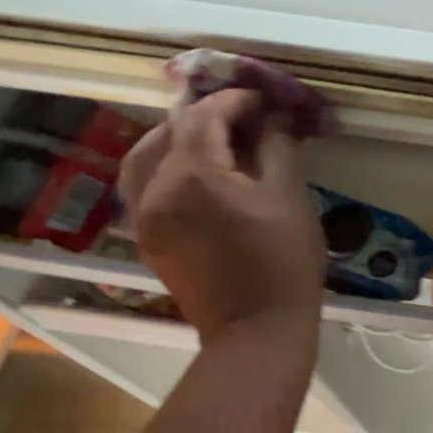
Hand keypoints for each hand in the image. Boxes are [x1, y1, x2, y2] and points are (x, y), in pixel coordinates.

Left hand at [117, 89, 325, 340]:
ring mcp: (144, 217)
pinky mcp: (147, 238)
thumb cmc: (284, 260)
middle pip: (168, 131)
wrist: (256, 331)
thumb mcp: (290, 194)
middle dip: (207, 116)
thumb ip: (276, 145)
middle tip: (247, 118)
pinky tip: (202, 172)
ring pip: (144, 156)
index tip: (267, 101)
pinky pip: (143, 185)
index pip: (204, 117)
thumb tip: (272, 117)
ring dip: (178, 138)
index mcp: (192, 177)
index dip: (237, 100)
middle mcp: (155, 191)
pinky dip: (166, 165)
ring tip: (217, 139)